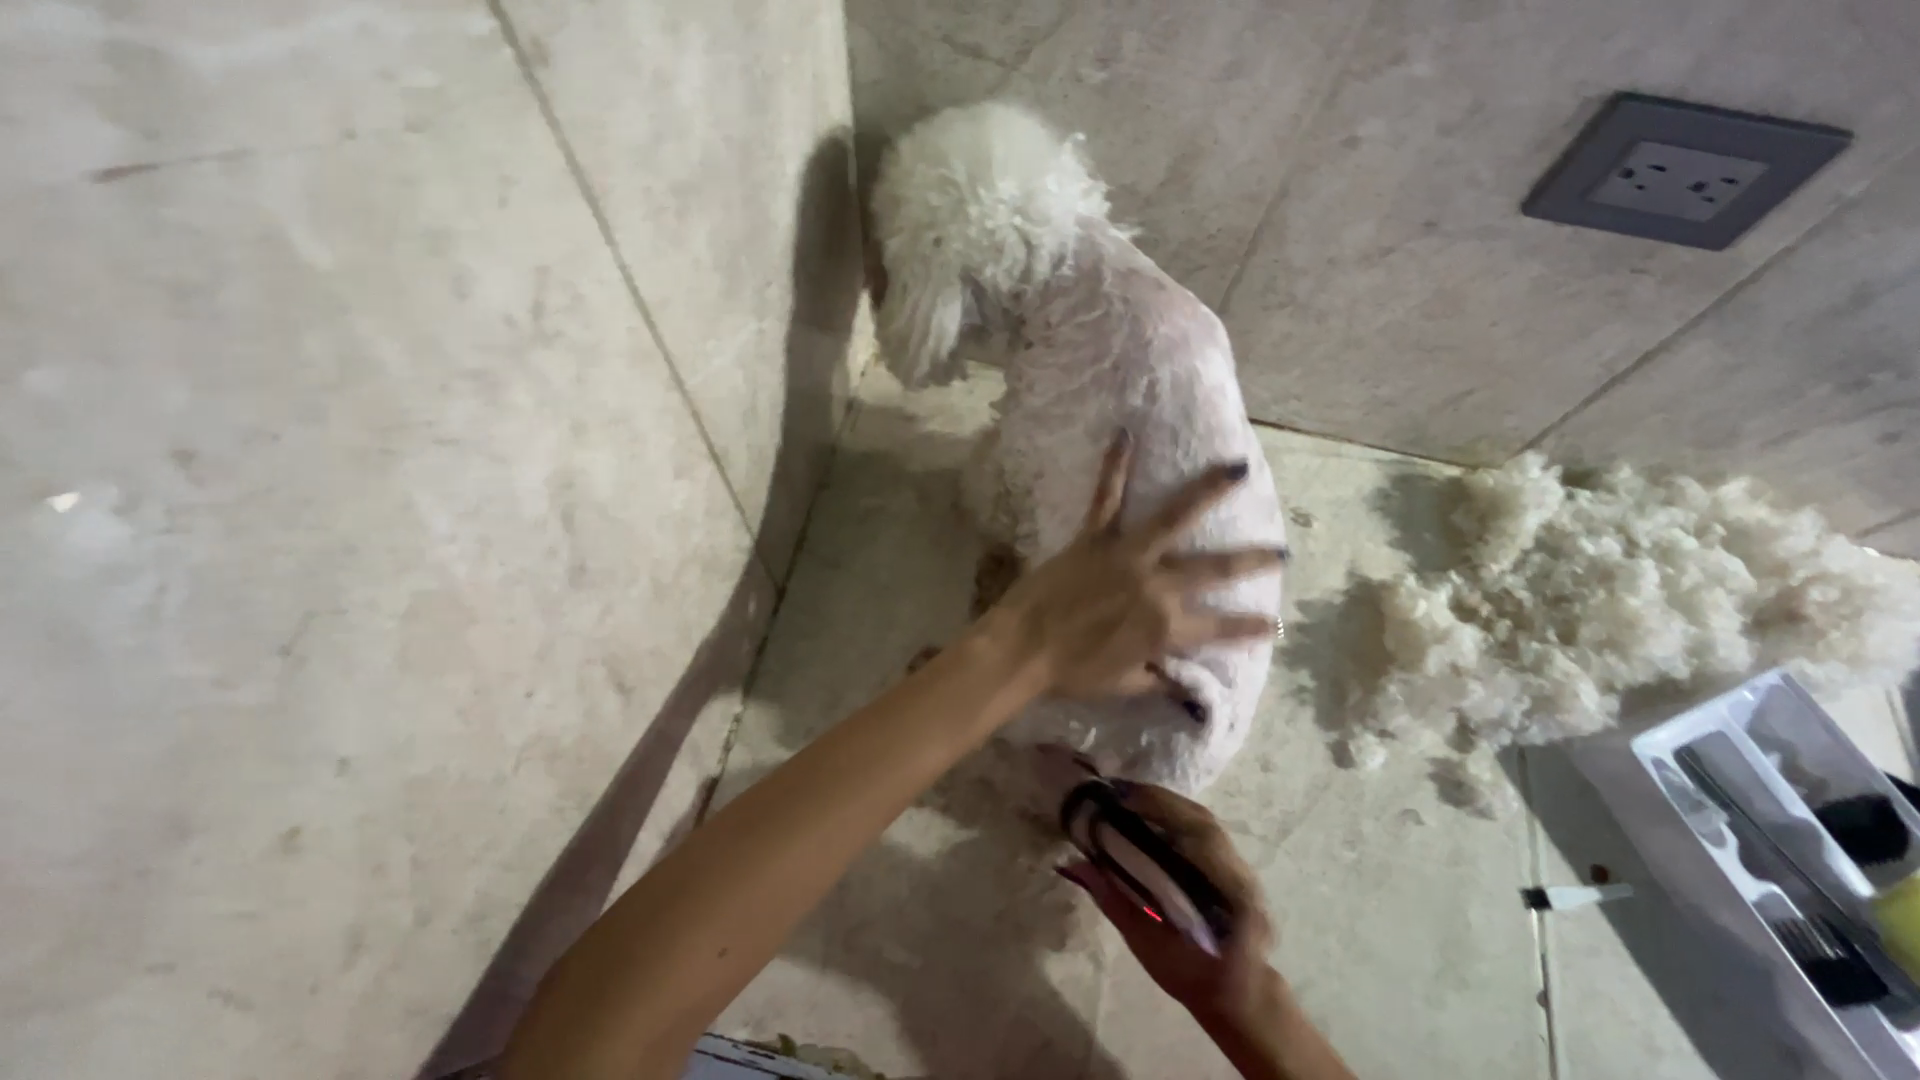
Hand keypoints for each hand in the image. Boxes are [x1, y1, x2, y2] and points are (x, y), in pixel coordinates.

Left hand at [988, 430, 1285, 699]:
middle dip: (1253, 560)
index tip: (1278, 622)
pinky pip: (1106, 496)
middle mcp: (1156, 585)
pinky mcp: (1094, 537)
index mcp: (1165, 627)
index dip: (1251, 626)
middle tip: (1282, 551)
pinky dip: (1114, 464)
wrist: (1022, 648)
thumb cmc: (1071, 672)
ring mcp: (1127, 555)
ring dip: (1208, 489)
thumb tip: (1180, 683)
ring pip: (1175, 516)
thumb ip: (1156, 679)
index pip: (1219, 627)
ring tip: (1236, 469)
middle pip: (1214, 568)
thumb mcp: (1123, 684)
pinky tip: (1125, 433)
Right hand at [1058, 782, 1276, 1022]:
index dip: (1160, 810)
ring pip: (1203, 820)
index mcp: (1226, 894)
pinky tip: (1149, 812)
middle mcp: (1239, 873)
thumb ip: (1115, 901)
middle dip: (1158, 800)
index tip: (1120, 798)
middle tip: (1115, 792)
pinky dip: (1175, 815)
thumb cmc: (1189, 973)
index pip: (1197, 835)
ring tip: (1127, 797)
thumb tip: (1075, 864)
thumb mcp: (1147, 943)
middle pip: (1200, 820)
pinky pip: (1204, 829)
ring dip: (1165, 804)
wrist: (1233, 993)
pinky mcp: (1234, 864)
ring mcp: (1241, 866)